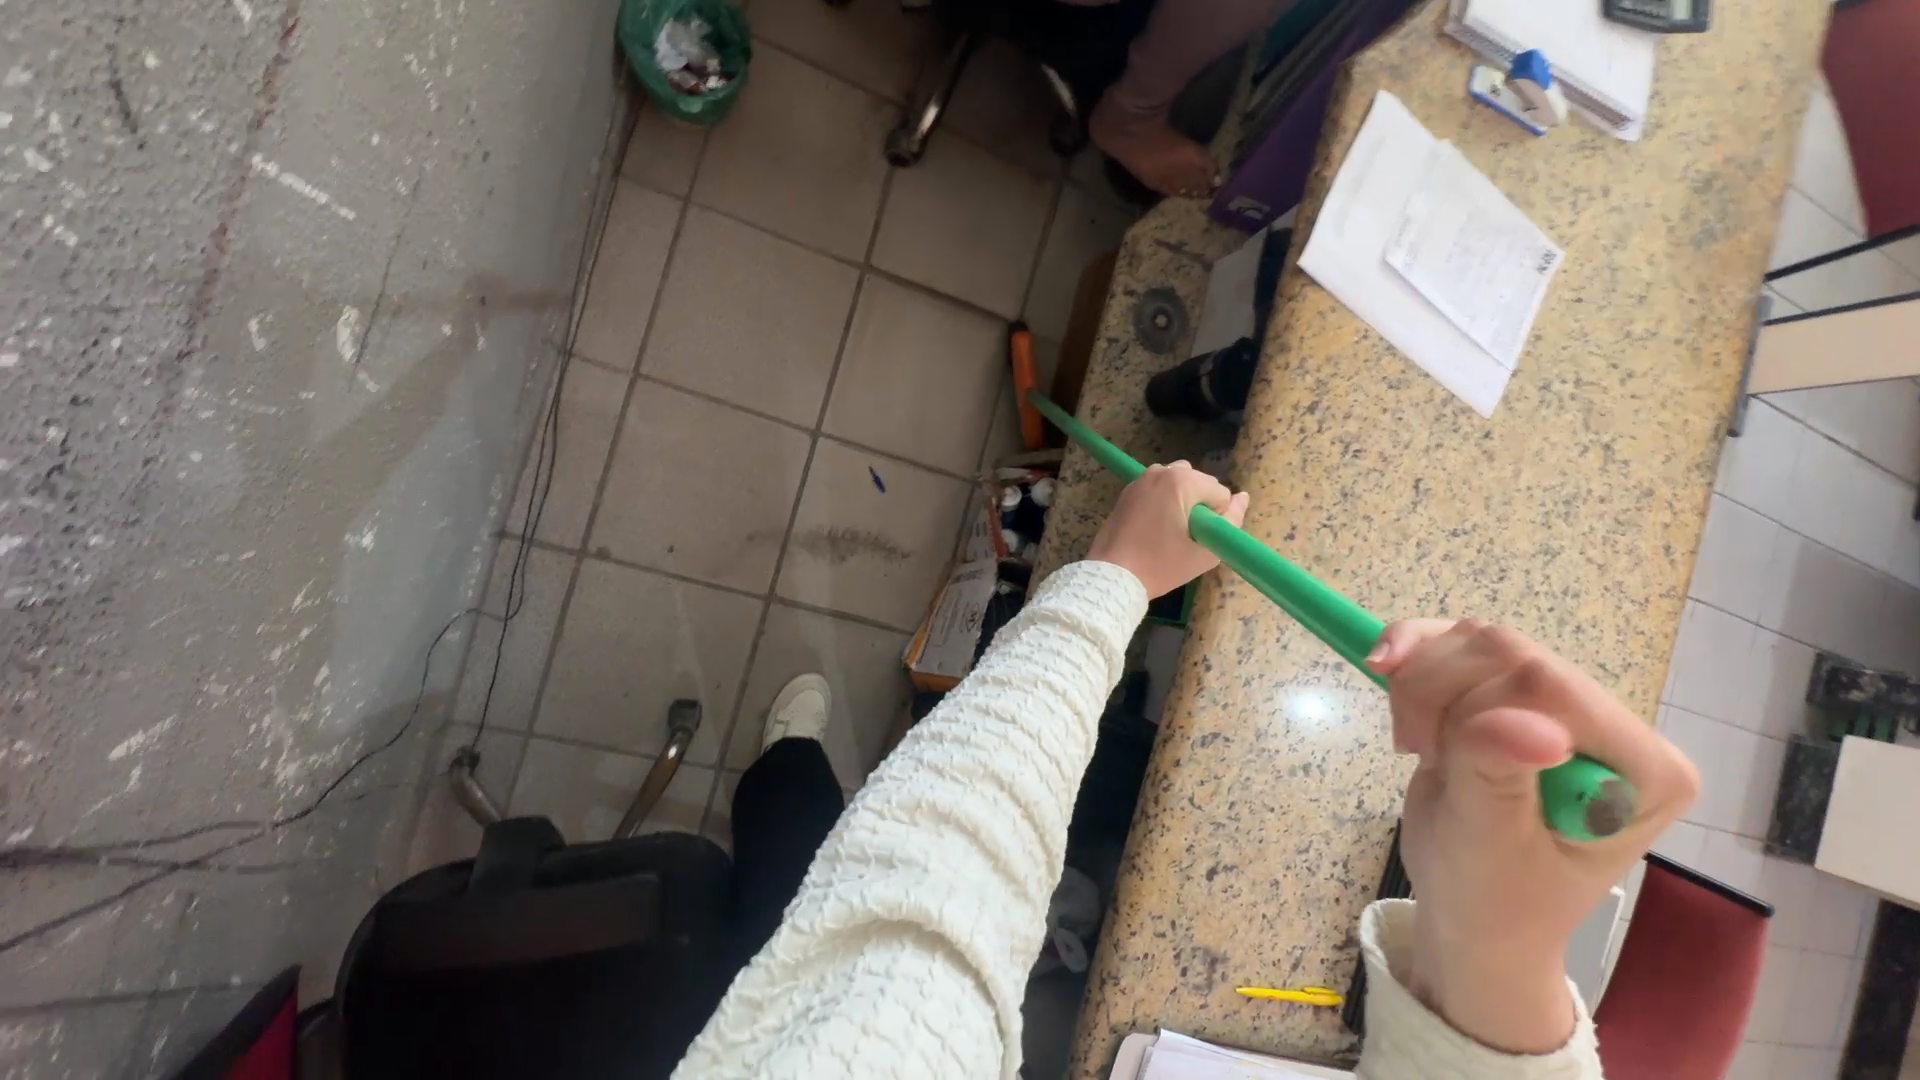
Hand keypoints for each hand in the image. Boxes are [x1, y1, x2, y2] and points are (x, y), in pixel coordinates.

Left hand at [1086, 461, 1247, 597]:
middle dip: (1200, 506)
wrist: (1112, 575)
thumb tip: (1243, 497)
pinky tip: (1155, 527)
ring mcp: (1141, 478)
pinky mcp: (1128, 490)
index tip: (1199, 539)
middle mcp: (1160, 471)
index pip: (1220, 494)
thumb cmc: (1161, 565)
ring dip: (1183, 501)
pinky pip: (1159, 489)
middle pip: (1200, 483)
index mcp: (1181, 481)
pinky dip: (1164, 501)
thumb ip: (1232, 522)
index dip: (1217, 519)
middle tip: (1185, 537)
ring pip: (1179, 483)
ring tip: (1171, 532)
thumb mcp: (1205, 551)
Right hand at [1368, 619, 1698, 1054]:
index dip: (1472, 703)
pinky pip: (1454, 643)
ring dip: (1419, 684)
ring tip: (1417, 745)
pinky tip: (1385, 670)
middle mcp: (1613, 727)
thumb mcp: (1488, 843)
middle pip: (1506, 654)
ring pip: (1471, 642)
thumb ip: (1500, 776)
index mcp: (1641, 768)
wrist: (1470, 912)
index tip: (1428, 755)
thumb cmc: (1489, 894)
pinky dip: (1410, 656)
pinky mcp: (1510, 697)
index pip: (1550, 686)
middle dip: (1438, 695)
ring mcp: (1561, 708)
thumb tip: (1531, 727)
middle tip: (1417, 753)